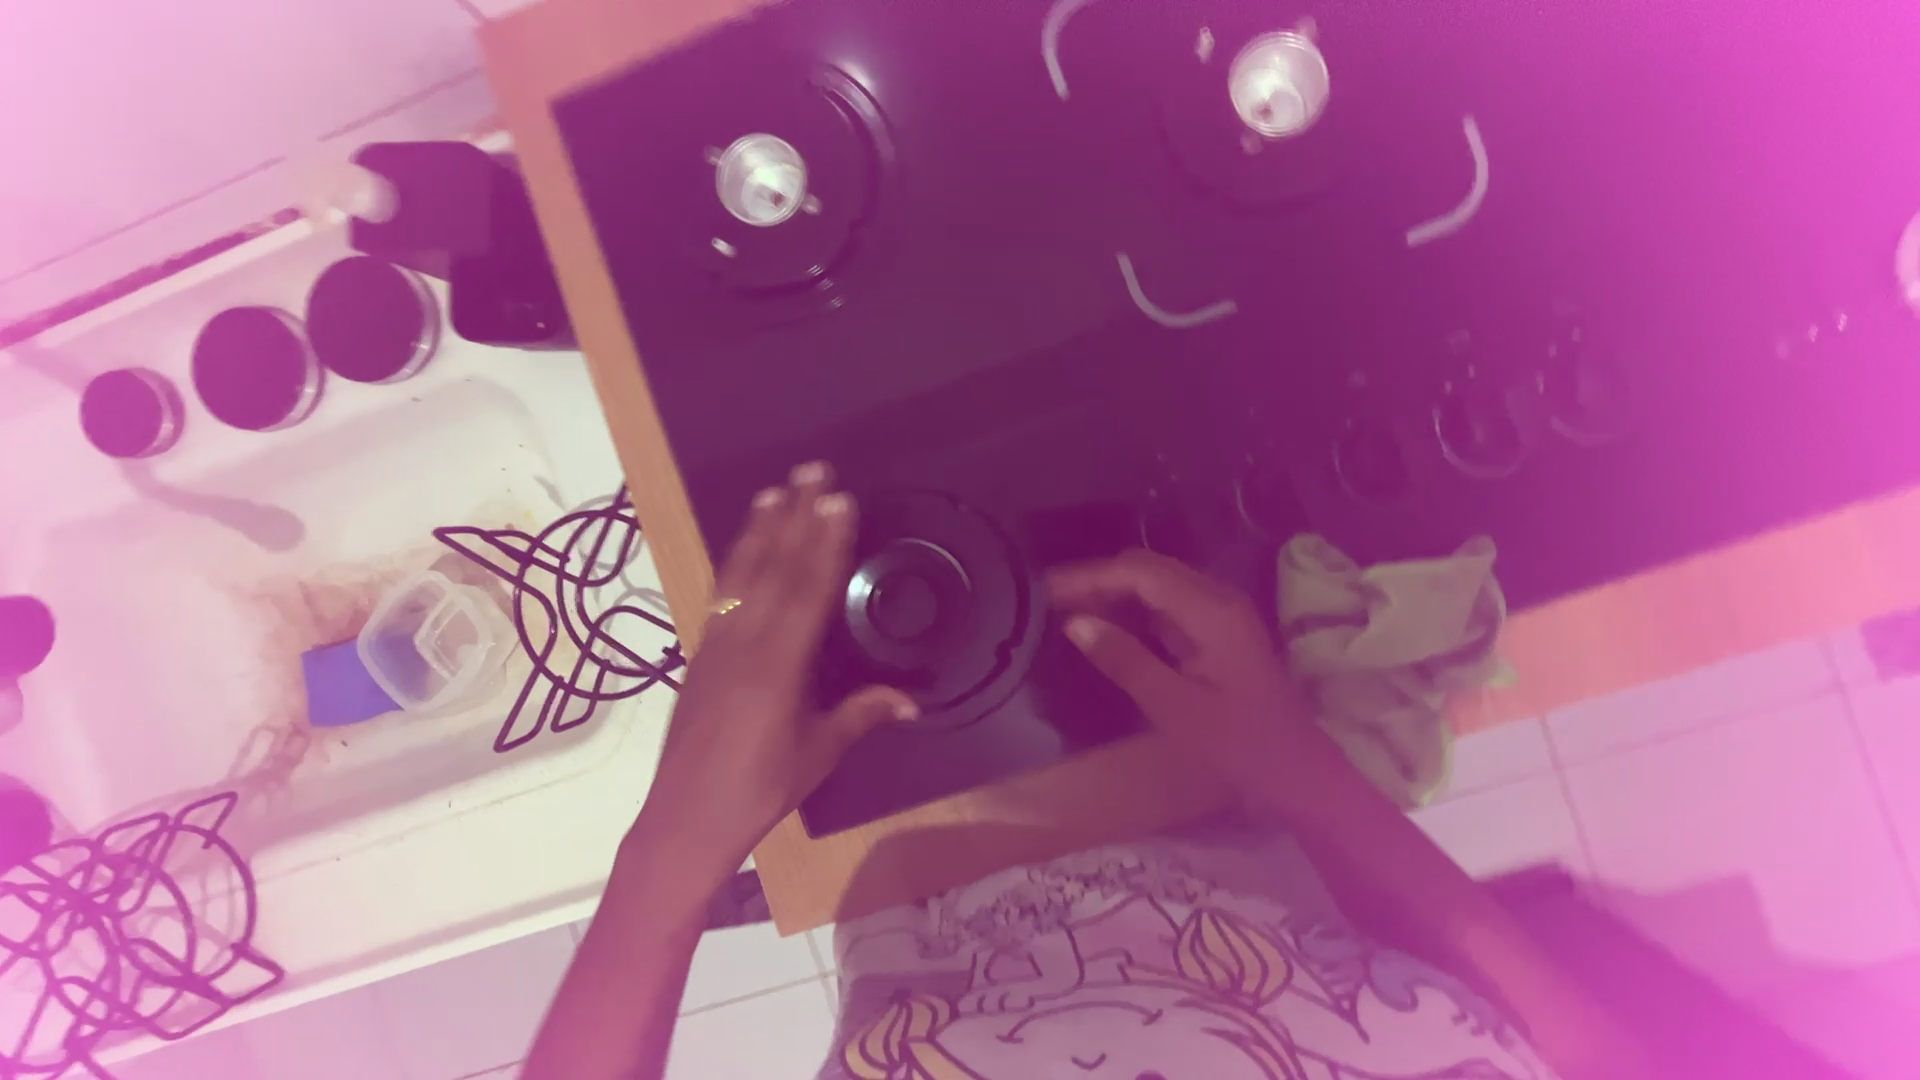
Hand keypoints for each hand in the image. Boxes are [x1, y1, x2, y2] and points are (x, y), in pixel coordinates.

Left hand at [636, 463, 916, 874]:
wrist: (683, 818)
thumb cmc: (757, 790)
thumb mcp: (817, 754)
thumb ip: (862, 717)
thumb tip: (913, 701)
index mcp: (778, 663)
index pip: (808, 588)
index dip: (826, 541)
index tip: (838, 500)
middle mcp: (745, 641)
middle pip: (775, 566)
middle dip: (795, 515)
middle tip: (811, 470)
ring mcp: (717, 643)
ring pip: (742, 573)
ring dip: (760, 528)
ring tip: (774, 490)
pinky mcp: (701, 653)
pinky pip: (722, 594)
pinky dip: (735, 562)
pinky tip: (742, 547)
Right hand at [1046, 550, 1311, 785]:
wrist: (1298, 771)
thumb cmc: (1238, 743)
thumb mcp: (1173, 706)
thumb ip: (1123, 659)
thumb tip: (1074, 623)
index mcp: (1209, 610)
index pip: (1139, 572)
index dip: (1091, 577)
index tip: (1047, 591)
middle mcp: (1216, 598)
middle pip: (1148, 570)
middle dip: (1098, 581)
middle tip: (1051, 602)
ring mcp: (1219, 614)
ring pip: (1156, 585)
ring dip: (1114, 594)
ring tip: (1070, 613)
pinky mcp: (1217, 632)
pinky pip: (1167, 606)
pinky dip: (1134, 611)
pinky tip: (1107, 629)